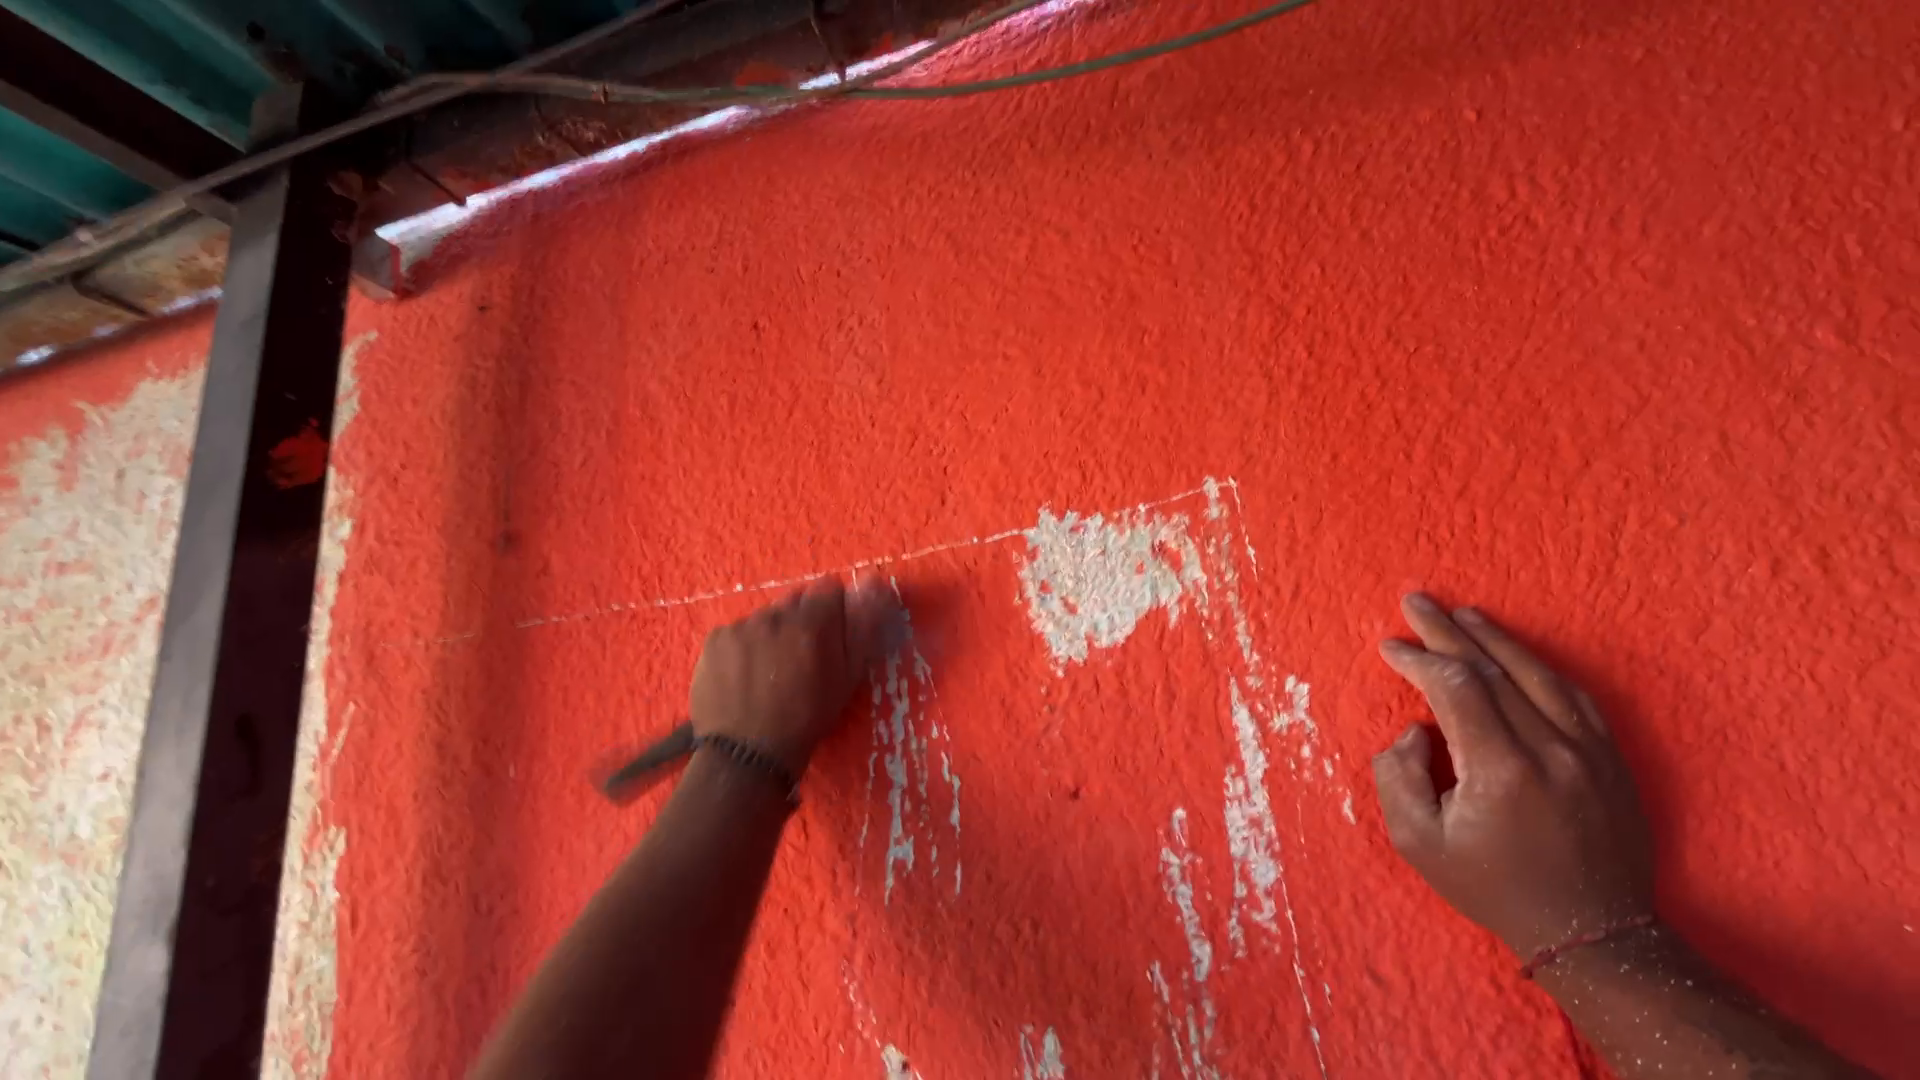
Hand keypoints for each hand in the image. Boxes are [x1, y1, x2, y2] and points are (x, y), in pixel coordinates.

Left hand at [688, 576, 898, 773]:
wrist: (747, 756)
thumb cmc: (807, 719)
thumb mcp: (848, 678)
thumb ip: (862, 626)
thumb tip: (873, 582)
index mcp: (812, 622)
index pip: (829, 589)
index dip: (833, 611)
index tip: (831, 636)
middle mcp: (776, 614)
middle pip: (796, 600)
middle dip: (802, 621)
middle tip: (800, 658)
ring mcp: (741, 625)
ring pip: (766, 617)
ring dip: (772, 634)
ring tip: (769, 672)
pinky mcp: (715, 639)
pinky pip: (737, 632)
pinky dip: (743, 647)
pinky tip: (743, 677)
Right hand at [1372, 593, 1653, 957]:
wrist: (1594, 932)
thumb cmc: (1493, 886)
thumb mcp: (1419, 843)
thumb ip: (1398, 777)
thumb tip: (1417, 730)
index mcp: (1502, 770)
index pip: (1456, 688)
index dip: (1418, 660)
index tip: (1390, 646)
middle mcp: (1551, 750)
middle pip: (1494, 669)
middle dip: (1447, 632)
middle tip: (1415, 601)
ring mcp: (1590, 752)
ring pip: (1539, 675)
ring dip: (1496, 639)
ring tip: (1463, 614)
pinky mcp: (1611, 760)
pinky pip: (1574, 696)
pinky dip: (1539, 666)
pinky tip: (1517, 653)